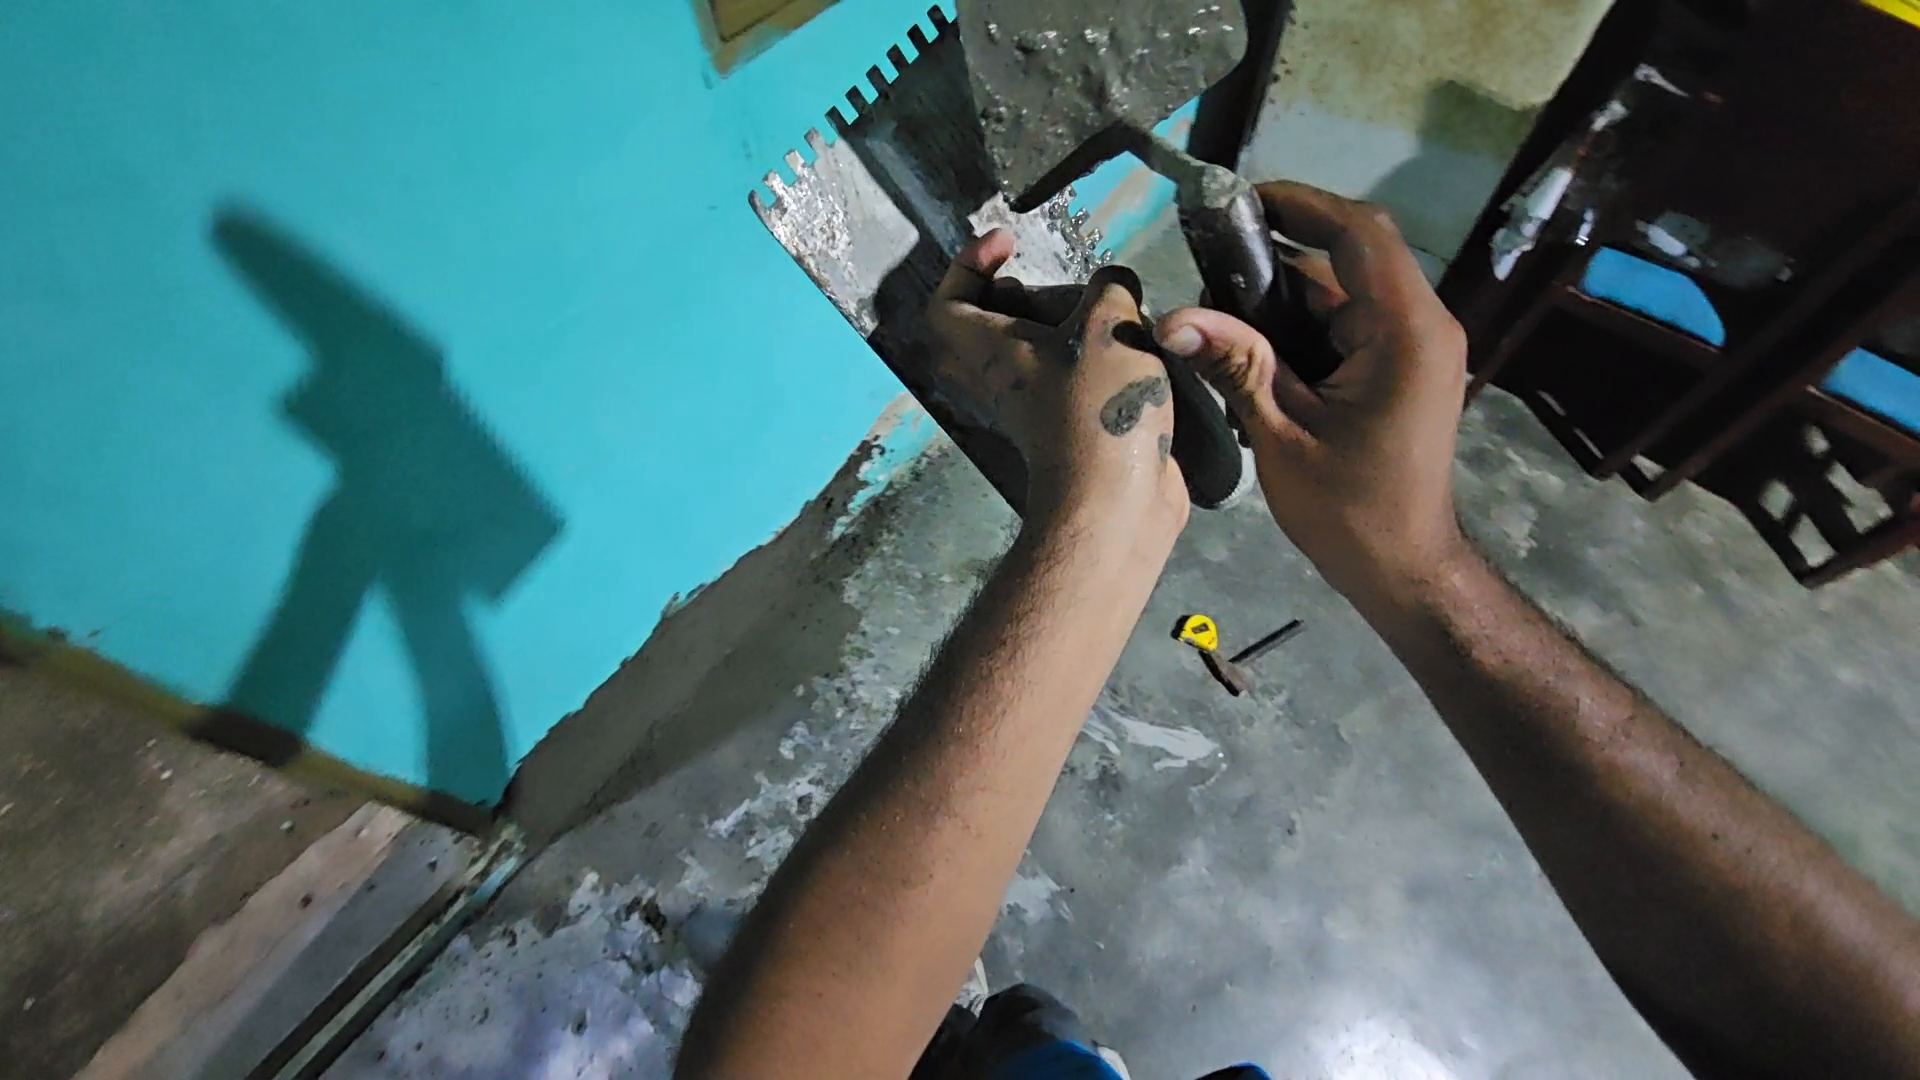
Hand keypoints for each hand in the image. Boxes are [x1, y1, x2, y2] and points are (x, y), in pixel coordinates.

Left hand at [928, 229, 1187, 543]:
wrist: (1113, 498)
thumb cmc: (1095, 405)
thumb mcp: (1108, 323)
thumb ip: (1110, 289)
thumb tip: (1112, 289)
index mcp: (987, 349)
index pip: (945, 301)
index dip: (967, 262)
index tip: (1010, 243)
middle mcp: (996, 380)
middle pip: (975, 332)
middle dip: (1002, 299)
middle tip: (1039, 287)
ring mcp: (1026, 409)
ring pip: (1016, 358)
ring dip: (1045, 329)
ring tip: (1090, 310)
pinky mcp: (1060, 430)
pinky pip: (1052, 381)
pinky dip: (1073, 359)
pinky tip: (1117, 347)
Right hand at [1154, 182, 1469, 607]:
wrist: (1400, 567)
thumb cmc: (1348, 511)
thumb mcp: (1282, 435)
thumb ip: (1236, 367)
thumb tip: (1170, 318)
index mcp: (1405, 334)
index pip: (1360, 236)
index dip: (1302, 206)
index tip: (1242, 201)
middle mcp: (1418, 328)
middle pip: (1345, 264)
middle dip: (1275, 259)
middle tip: (1206, 265)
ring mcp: (1409, 350)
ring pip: (1339, 298)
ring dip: (1279, 301)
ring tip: (1214, 311)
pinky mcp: (1394, 371)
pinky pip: (1342, 330)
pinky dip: (1296, 333)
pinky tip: (1246, 349)